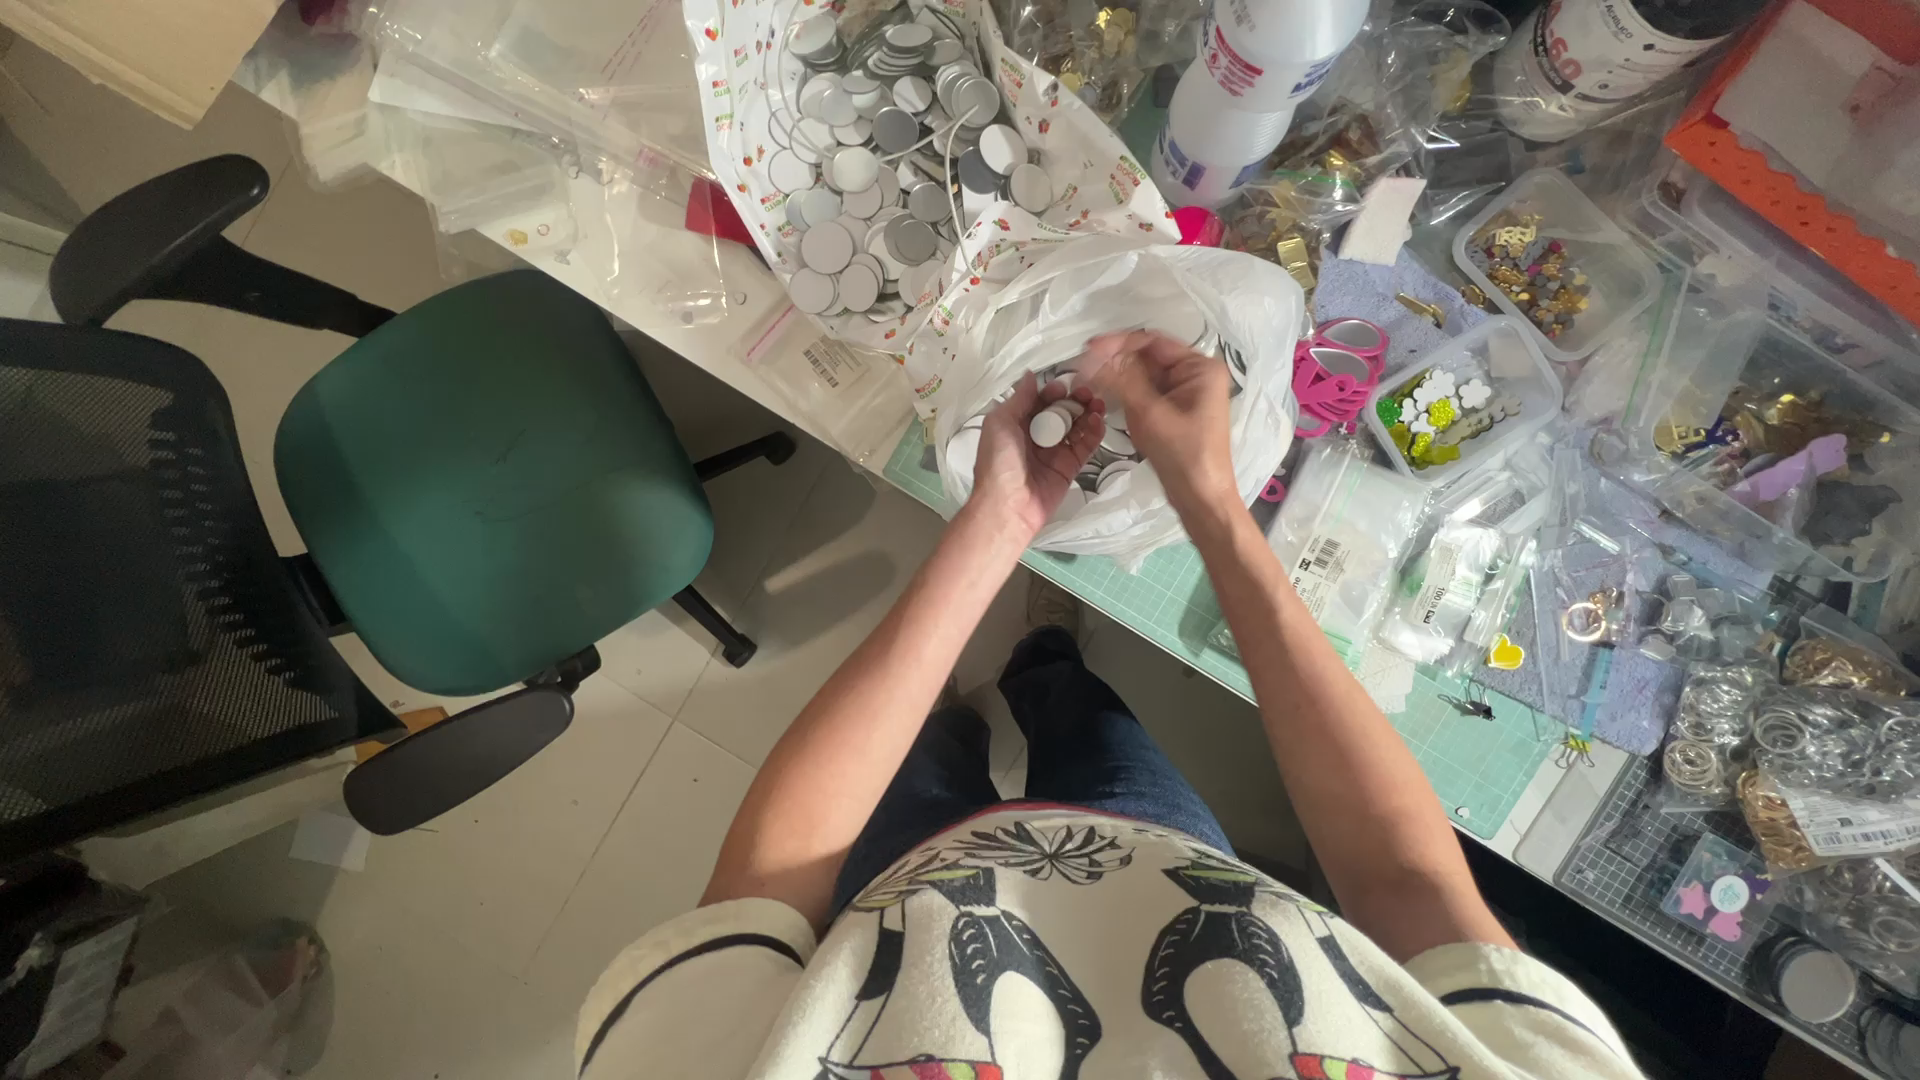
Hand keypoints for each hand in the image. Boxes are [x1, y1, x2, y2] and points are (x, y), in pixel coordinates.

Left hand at [968, 373, 1104, 538]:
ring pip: (1075, 427)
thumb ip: (1019, 399)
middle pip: (1060, 412)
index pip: (1039, 401)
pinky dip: (1094, 433)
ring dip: (1087, 413)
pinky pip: (1084, 446)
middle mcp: (1035, 436)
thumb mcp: (1000, 423)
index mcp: (1016, 424)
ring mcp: (1054, 452)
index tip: (1064, 386)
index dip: (1053, 392)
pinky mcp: (1069, 467)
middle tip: (1086, 392)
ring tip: (1097, 403)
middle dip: (1074, 400)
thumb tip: (1031, 376)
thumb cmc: (998, 463)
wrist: (1008, 507)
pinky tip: (1099, 421)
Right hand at [1079, 330, 1234, 511]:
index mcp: (1199, 367)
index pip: (1153, 342)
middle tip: (1082, 365)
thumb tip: (1090, 355)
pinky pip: (1145, 393)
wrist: (1201, 497)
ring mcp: (1184, 393)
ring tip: (1087, 378)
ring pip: (1143, 376)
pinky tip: (1104, 394)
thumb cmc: (1183, 454)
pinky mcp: (1173, 411)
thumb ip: (1121, 380)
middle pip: (1147, 357)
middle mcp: (1194, 374)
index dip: (1118, 343)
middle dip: (1115, 360)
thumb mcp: (1149, 413)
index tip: (1087, 348)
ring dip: (1117, 376)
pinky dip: (1125, 392)